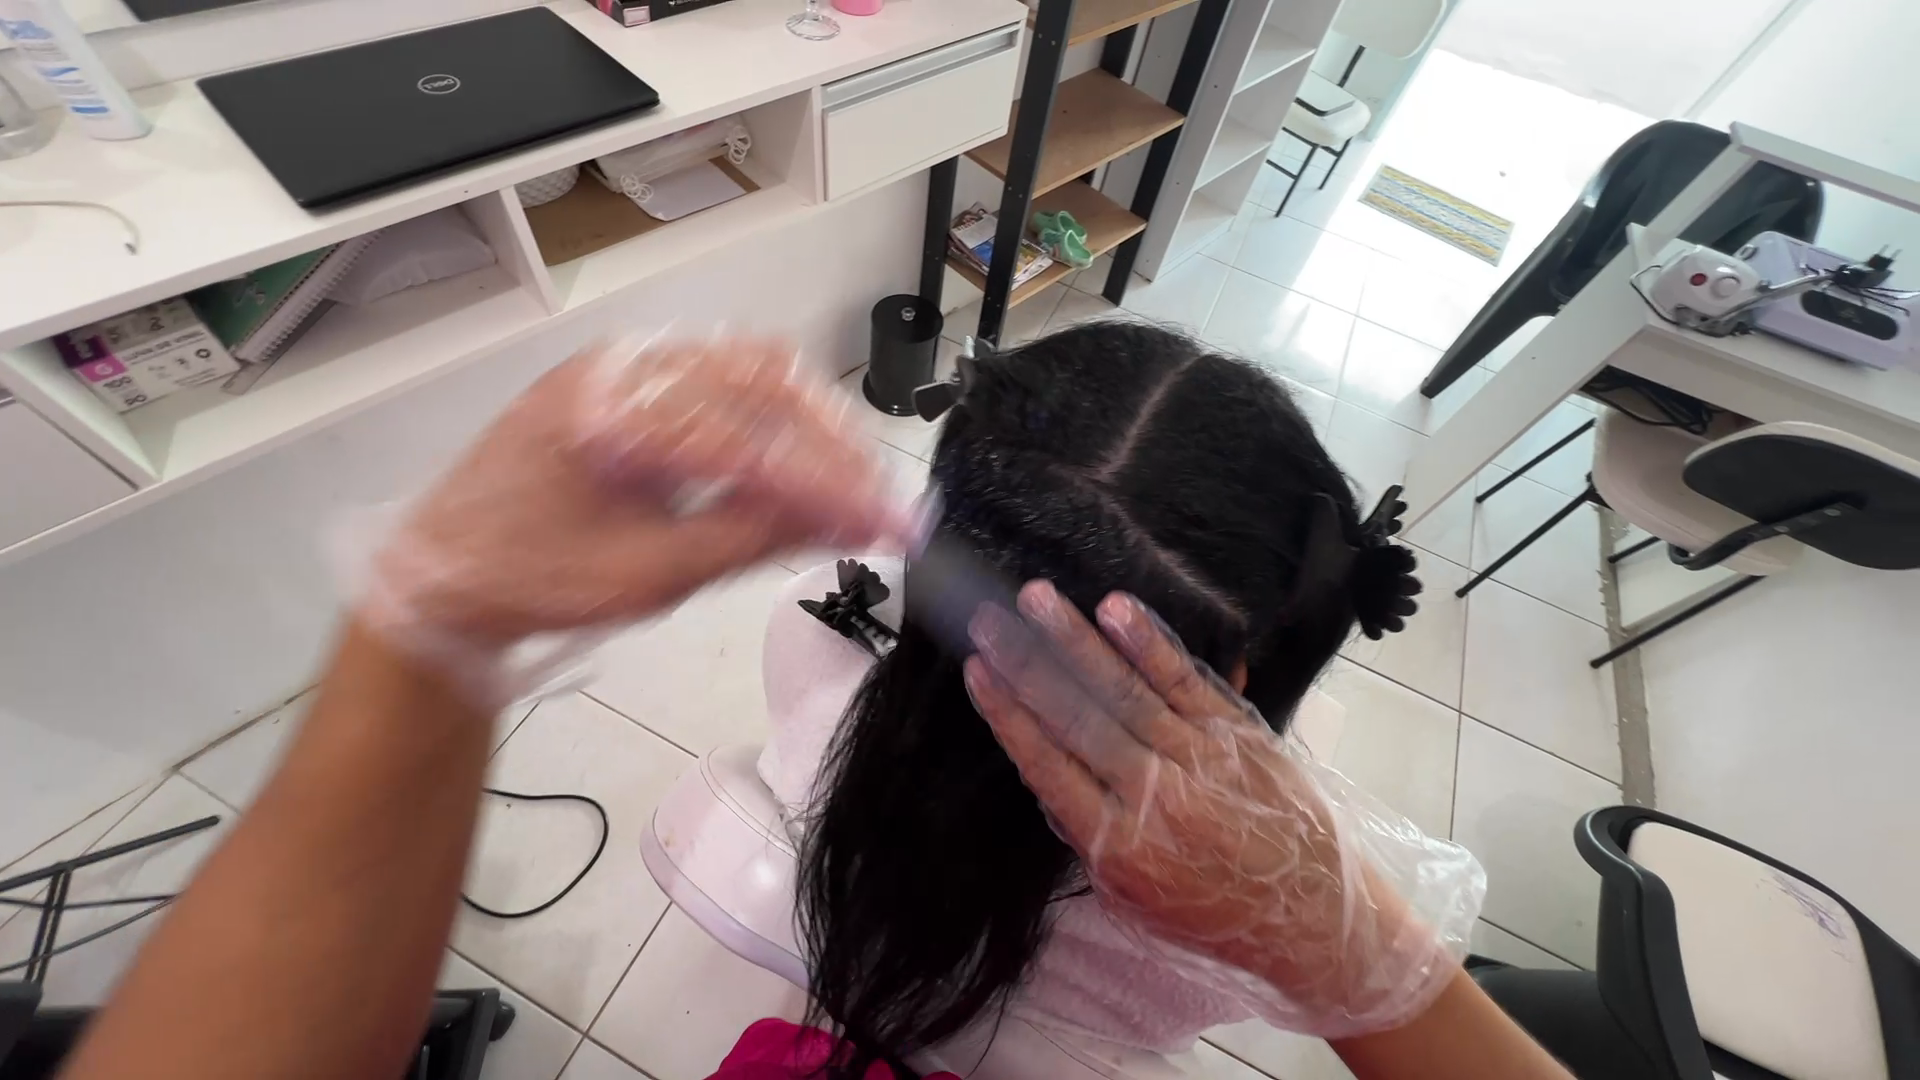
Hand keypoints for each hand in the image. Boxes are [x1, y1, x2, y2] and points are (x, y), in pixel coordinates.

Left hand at [355, 335, 914, 697]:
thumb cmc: (534, 581)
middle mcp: (627, 366)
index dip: (826, 485)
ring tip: (851, 480)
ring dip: (813, 425)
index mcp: (613, 408)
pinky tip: (803, 458)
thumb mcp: (649, 573)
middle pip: (764, 379)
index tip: (885, 522)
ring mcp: (632, 367)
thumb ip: (751, 537)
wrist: (446, 575)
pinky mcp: (641, 385)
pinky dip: (779, 421)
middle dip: (833, 443)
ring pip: (754, 372)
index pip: (751, 441)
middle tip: (877, 499)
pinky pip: (729, 384)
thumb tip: (841, 522)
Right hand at [961, 582, 1482, 1037]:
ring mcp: (1196, 755)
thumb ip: (1087, 833)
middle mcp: (1153, 794)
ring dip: (1075, 640)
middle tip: (988, 619)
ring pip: (1123, 689)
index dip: (1008, 715)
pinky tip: (1115, 609)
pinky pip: (1183, 678)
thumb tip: (1047, 768)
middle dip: (1026, 663)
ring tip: (1036, 598)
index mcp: (1119, 844)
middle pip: (1076, 717)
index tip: (977, 671)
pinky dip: (1148, 642)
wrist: (1322, 923)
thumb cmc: (1214, 915)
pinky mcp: (1236, 731)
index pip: (1047, 765)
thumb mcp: (1133, 900)